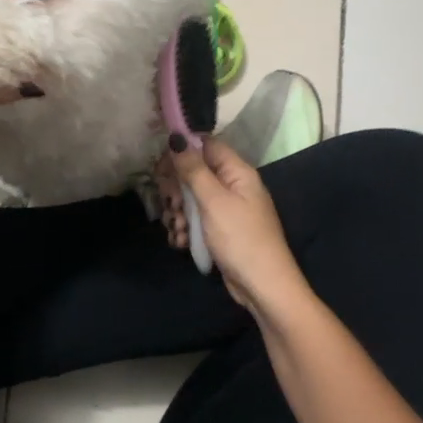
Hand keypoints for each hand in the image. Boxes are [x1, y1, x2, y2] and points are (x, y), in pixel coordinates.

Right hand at [166, 136, 311, 319]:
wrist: (261, 285)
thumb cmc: (240, 238)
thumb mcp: (213, 201)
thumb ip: (193, 169)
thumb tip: (177, 137)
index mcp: (236, 172)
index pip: (206, 146)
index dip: (182, 151)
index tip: (161, 166)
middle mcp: (231, 186)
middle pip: (193, 173)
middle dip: (176, 190)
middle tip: (172, 206)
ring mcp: (224, 209)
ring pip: (189, 199)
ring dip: (178, 214)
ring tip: (180, 230)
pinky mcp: (218, 230)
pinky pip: (194, 220)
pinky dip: (185, 229)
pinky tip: (182, 242)